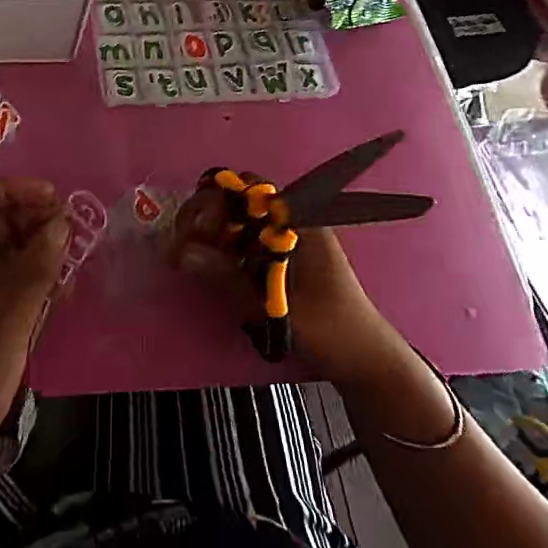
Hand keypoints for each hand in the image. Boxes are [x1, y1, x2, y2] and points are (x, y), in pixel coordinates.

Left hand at [0, 178, 67, 547]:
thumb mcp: (3, 328)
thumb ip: (35, 273)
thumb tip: (63, 224)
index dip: (12, 190)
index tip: (53, 198)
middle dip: (35, 219)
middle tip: (73, 232)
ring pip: (12, 248)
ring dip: (43, 249)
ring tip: (73, 262)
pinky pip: (18, 279)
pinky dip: (41, 278)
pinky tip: (64, 290)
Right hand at [167, 186, 400, 382]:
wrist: (365, 359)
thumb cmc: (331, 331)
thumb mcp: (278, 307)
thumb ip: (231, 279)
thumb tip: (185, 252)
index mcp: (301, 222)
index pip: (252, 188)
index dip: (218, 201)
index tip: (198, 231)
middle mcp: (292, 223)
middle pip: (240, 201)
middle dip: (206, 216)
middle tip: (182, 247)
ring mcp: (286, 240)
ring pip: (238, 220)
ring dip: (210, 233)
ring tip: (185, 257)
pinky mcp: (280, 259)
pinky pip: (245, 240)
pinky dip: (222, 248)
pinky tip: (205, 265)